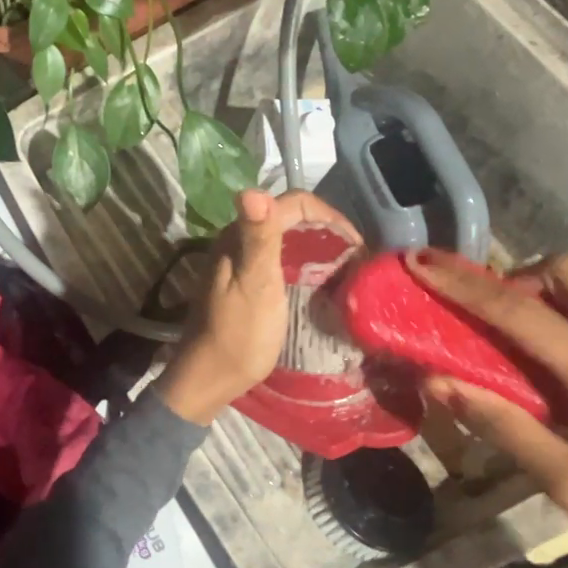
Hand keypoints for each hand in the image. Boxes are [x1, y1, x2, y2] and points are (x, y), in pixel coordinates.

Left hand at [154, 190, 360, 424]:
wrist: (210, 376)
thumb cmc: (239, 333)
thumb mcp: (255, 284)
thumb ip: (258, 238)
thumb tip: (250, 190)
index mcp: (239, 235)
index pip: (293, 203)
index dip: (329, 215)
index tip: (357, 243)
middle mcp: (237, 240)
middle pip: (291, 218)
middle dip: (327, 230)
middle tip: (356, 257)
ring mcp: (240, 262)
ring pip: (287, 239)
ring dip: (318, 247)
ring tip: (346, 269)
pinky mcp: (245, 282)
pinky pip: (281, 260)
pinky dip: (306, 264)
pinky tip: (320, 284)